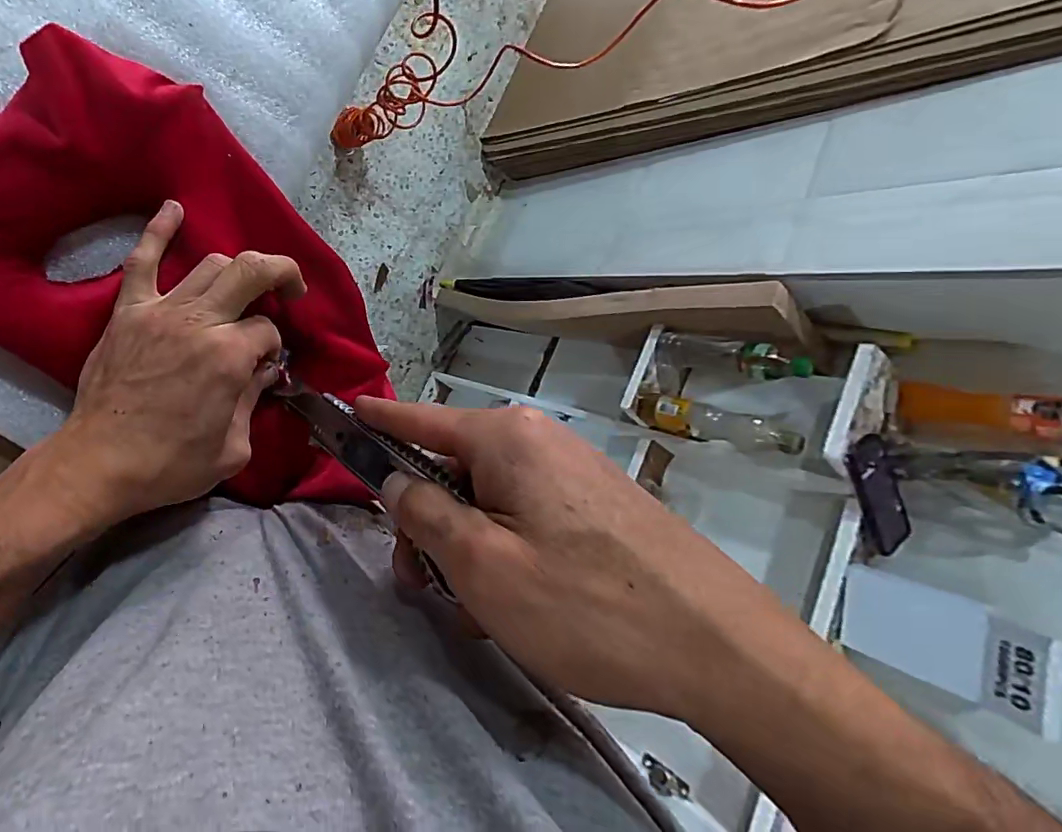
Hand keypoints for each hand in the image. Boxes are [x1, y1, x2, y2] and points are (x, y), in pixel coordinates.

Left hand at [36, 201, 305, 531]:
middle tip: (289, 292)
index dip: (275, 346)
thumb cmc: (169, 465)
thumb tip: (264, 370)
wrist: (99, 465)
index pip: (268, 330)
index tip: (266, 366)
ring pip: (211, 264)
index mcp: (228, 357)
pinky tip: (174, 208)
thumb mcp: (233, 449)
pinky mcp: (128, 311)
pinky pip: (143, 260)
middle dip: (281, 275)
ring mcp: (161, 311)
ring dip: (236, 270)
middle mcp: (199, 322)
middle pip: (252, 272)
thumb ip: (254, 400)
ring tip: (242, 287)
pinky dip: (159, 230)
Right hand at [355, 397, 778, 718]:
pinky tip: (515, 604)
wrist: (720, 647)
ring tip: (477, 610)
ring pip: (487, 499)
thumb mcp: (482, 566)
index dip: (375, 420)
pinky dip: (504, 552)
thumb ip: (424, 513)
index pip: (419, 416)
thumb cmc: (586, 603)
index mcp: (505, 437)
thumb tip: (394, 478)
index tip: (341, 415)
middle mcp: (537, 440)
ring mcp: (570, 471)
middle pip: (452, 466)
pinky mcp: (593, 503)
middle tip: (422, 584)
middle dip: (426, 520)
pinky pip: (524, 516)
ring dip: (466, 546)